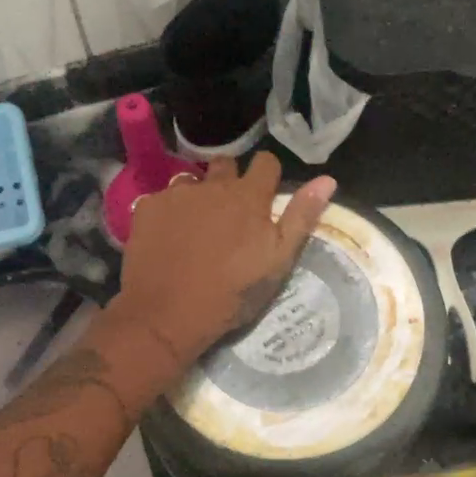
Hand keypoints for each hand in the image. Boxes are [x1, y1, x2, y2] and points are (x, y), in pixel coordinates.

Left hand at [112, 153, 335, 360]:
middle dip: (230, 180)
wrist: (167, 314)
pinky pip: (162, 199)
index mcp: (249, 196)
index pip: (265, 162)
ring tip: (196, 226)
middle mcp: (213, 184)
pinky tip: (168, 237)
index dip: (268, 176)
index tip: (265, 197)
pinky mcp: (148, 207)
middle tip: (229, 213)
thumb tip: (327, 179)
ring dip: (198, 195)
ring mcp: (177, 194)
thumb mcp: (277, 261)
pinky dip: (169, 212)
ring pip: (192, 181)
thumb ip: (301, 218)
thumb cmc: (231, 294)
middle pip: (225, 164)